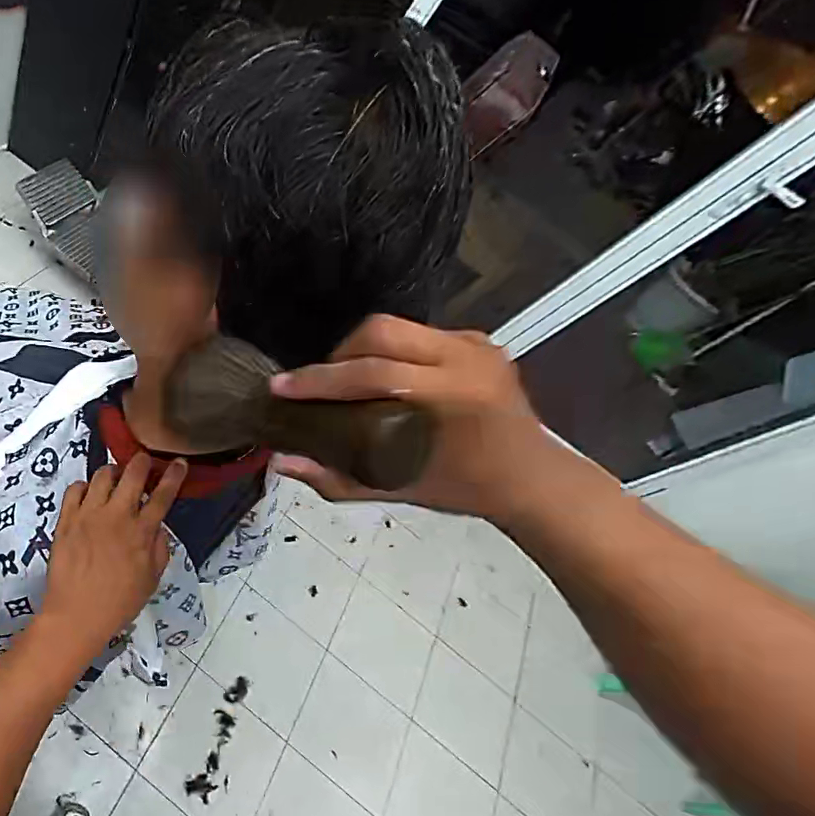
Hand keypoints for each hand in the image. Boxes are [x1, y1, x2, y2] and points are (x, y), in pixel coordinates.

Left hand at [39, 453, 187, 650]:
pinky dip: (85, 486)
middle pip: (133, 474)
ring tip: (115, 478)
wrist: (77, 614)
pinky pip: (75, 489)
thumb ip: (159, 549)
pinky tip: (89, 495)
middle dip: (142, 462)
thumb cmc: (119, 602)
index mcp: (141, 532)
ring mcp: (88, 515)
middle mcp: (116, 516)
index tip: (178, 463)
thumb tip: (157, 528)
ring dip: (113, 472)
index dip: (174, 476)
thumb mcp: (152, 579)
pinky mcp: (66, 520)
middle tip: (144, 460)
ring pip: (103, 475)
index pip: (163, 495)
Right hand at [269, 315, 593, 523]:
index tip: (283, 386)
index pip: (372, 373)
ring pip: (399, 326)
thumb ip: (337, 478)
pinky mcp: (480, 339)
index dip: (320, 379)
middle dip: (339, 354)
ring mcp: (476, 344)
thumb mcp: (399, 489)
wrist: (531, 476)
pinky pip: (421, 333)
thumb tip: (282, 462)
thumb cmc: (466, 489)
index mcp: (450, 396)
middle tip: (320, 384)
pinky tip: (387, 377)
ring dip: (364, 350)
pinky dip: (394, 351)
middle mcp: (466, 358)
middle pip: (381, 331)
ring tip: (349, 380)